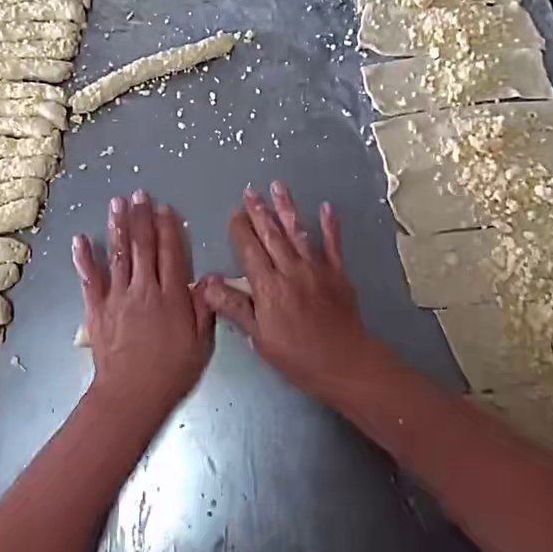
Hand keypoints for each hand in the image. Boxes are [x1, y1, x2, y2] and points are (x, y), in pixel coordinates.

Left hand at [72, 189, 214, 423]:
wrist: (131, 395)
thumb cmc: (170, 371)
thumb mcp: (200, 343)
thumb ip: (204, 307)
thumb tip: (212, 276)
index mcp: (171, 296)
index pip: (171, 254)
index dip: (168, 228)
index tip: (164, 208)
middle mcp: (144, 289)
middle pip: (143, 246)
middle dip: (142, 217)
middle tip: (140, 193)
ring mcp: (117, 296)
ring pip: (118, 253)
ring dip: (117, 225)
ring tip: (117, 202)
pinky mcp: (96, 307)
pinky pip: (89, 278)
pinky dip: (84, 258)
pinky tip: (80, 238)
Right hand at [200, 181, 383, 401]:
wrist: (346, 365)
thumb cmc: (297, 356)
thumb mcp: (259, 337)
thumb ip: (234, 307)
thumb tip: (206, 283)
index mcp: (268, 287)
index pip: (249, 250)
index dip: (240, 230)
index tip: (234, 213)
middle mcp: (291, 271)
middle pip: (271, 235)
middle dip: (259, 211)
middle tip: (250, 191)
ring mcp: (316, 270)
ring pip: (297, 233)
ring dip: (286, 208)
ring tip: (278, 186)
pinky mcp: (338, 274)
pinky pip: (332, 245)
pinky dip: (329, 226)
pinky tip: (325, 207)